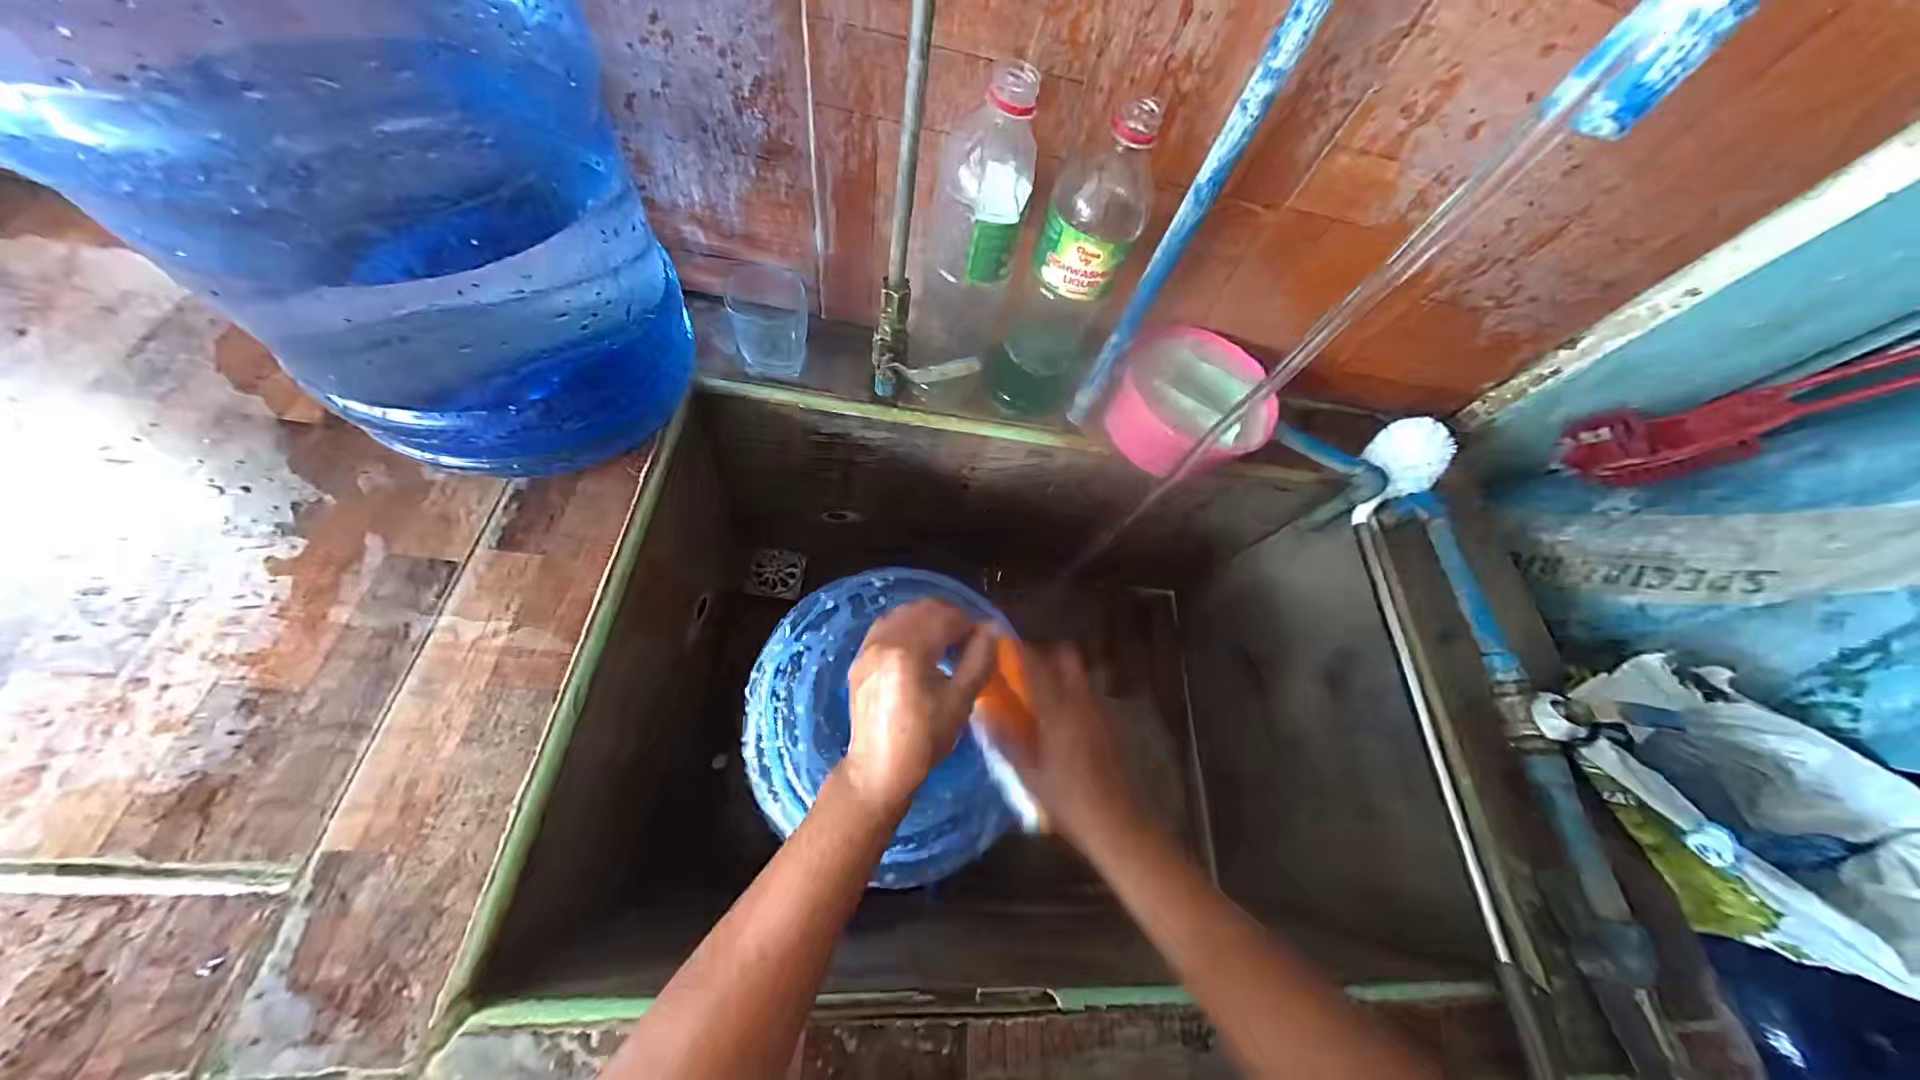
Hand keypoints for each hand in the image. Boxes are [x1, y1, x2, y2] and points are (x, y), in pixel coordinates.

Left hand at [843, 599, 995, 813]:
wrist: (879, 770)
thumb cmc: (924, 740)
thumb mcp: (960, 702)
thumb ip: (979, 659)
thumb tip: (992, 629)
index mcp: (908, 652)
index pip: (946, 617)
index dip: (971, 623)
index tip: (985, 639)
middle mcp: (884, 641)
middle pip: (923, 609)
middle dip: (950, 617)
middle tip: (968, 638)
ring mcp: (867, 648)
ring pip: (903, 614)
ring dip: (928, 619)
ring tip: (946, 642)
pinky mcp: (860, 659)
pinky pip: (887, 627)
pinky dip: (907, 627)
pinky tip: (920, 647)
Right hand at [989, 643, 1147, 854]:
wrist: (1118, 822)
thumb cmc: (1068, 800)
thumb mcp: (1029, 774)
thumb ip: (1007, 739)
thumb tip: (985, 711)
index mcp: (1058, 710)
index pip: (1036, 667)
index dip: (1021, 651)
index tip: (1006, 643)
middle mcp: (1082, 701)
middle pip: (1068, 658)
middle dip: (1049, 655)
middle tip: (1030, 668)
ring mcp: (1103, 711)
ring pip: (1084, 676)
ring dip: (1067, 674)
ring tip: (1049, 690)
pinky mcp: (1116, 724)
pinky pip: (1094, 696)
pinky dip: (1081, 695)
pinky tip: (1071, 718)